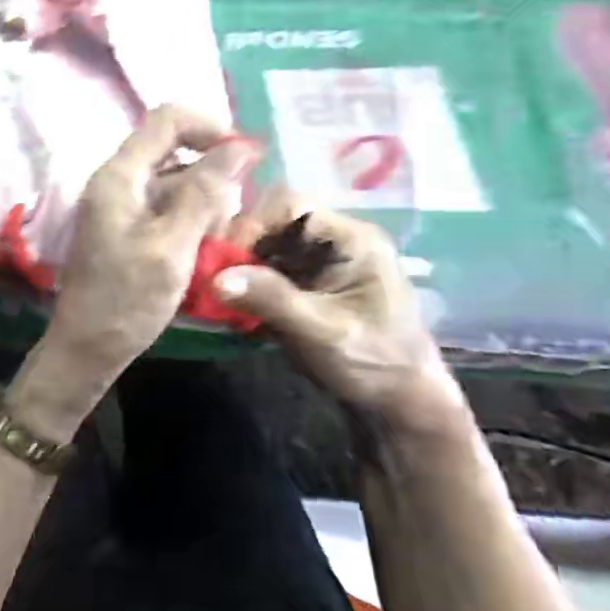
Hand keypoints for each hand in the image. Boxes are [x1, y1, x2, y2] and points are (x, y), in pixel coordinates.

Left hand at [36, 107, 258, 394]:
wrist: (89, 345)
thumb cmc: (127, 299)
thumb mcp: (174, 244)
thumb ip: (205, 191)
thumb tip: (241, 145)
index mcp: (118, 176)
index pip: (166, 119)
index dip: (210, 128)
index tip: (245, 159)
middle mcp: (116, 182)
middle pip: (175, 152)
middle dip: (211, 179)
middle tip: (223, 223)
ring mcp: (121, 206)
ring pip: (176, 183)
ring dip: (204, 206)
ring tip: (210, 246)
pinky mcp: (128, 228)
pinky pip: (168, 209)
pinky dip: (190, 223)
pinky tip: (201, 253)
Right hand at [215, 193, 462, 421]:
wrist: (398, 404)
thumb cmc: (372, 362)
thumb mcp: (321, 331)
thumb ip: (271, 300)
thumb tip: (216, 278)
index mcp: (351, 240)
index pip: (290, 206)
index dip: (251, 225)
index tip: (222, 257)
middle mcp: (333, 242)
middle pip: (271, 224)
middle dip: (239, 249)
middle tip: (212, 277)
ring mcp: (316, 265)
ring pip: (262, 248)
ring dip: (236, 269)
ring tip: (215, 294)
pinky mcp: (302, 286)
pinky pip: (262, 272)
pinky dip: (242, 286)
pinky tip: (229, 307)